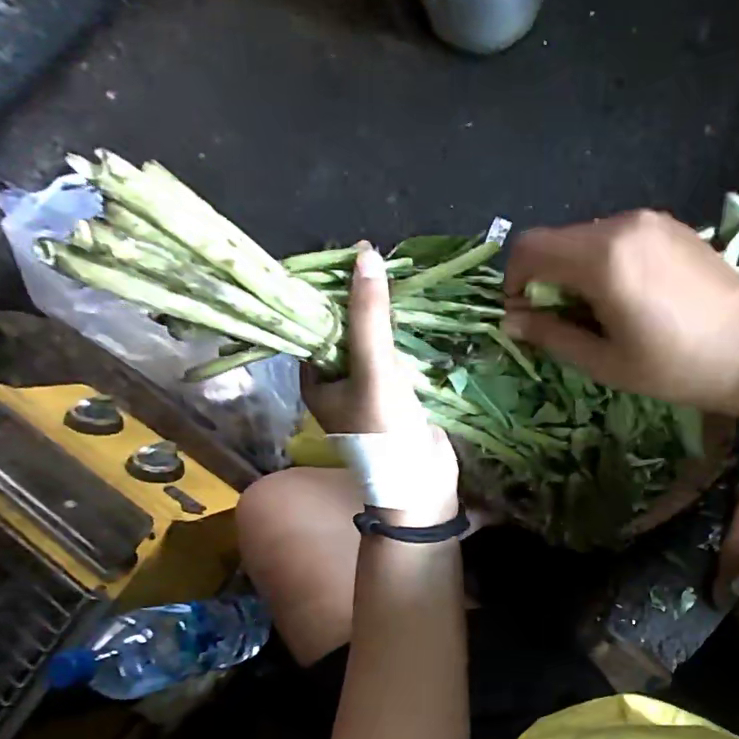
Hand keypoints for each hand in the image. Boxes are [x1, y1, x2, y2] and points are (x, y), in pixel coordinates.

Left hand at [305, 244, 459, 523]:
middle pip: (349, 329)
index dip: (333, 289)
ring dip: (390, 320)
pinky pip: (400, 359)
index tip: (354, 256)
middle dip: (366, 302)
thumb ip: (370, 316)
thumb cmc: (386, 431)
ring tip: (405, 282)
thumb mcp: (375, 368)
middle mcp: (338, 380)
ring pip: (377, 342)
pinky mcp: (399, 396)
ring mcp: (370, 388)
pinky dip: (409, 341)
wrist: (422, 484)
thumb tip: (365, 255)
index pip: (317, 321)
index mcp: (316, 376)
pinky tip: (422, 319)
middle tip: (384, 264)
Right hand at [501, 210, 738, 418]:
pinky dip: (607, 260)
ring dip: (577, 269)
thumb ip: (552, 335)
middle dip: (546, 277)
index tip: (524, 314)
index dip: (513, 280)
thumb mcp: (606, 362)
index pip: (529, 247)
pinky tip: (632, 295)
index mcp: (602, 258)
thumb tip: (511, 321)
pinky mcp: (672, 225)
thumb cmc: (676, 368)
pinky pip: (620, 235)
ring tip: (602, 311)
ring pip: (588, 236)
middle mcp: (623, 224)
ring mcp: (651, 220)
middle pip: (558, 239)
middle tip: (564, 320)